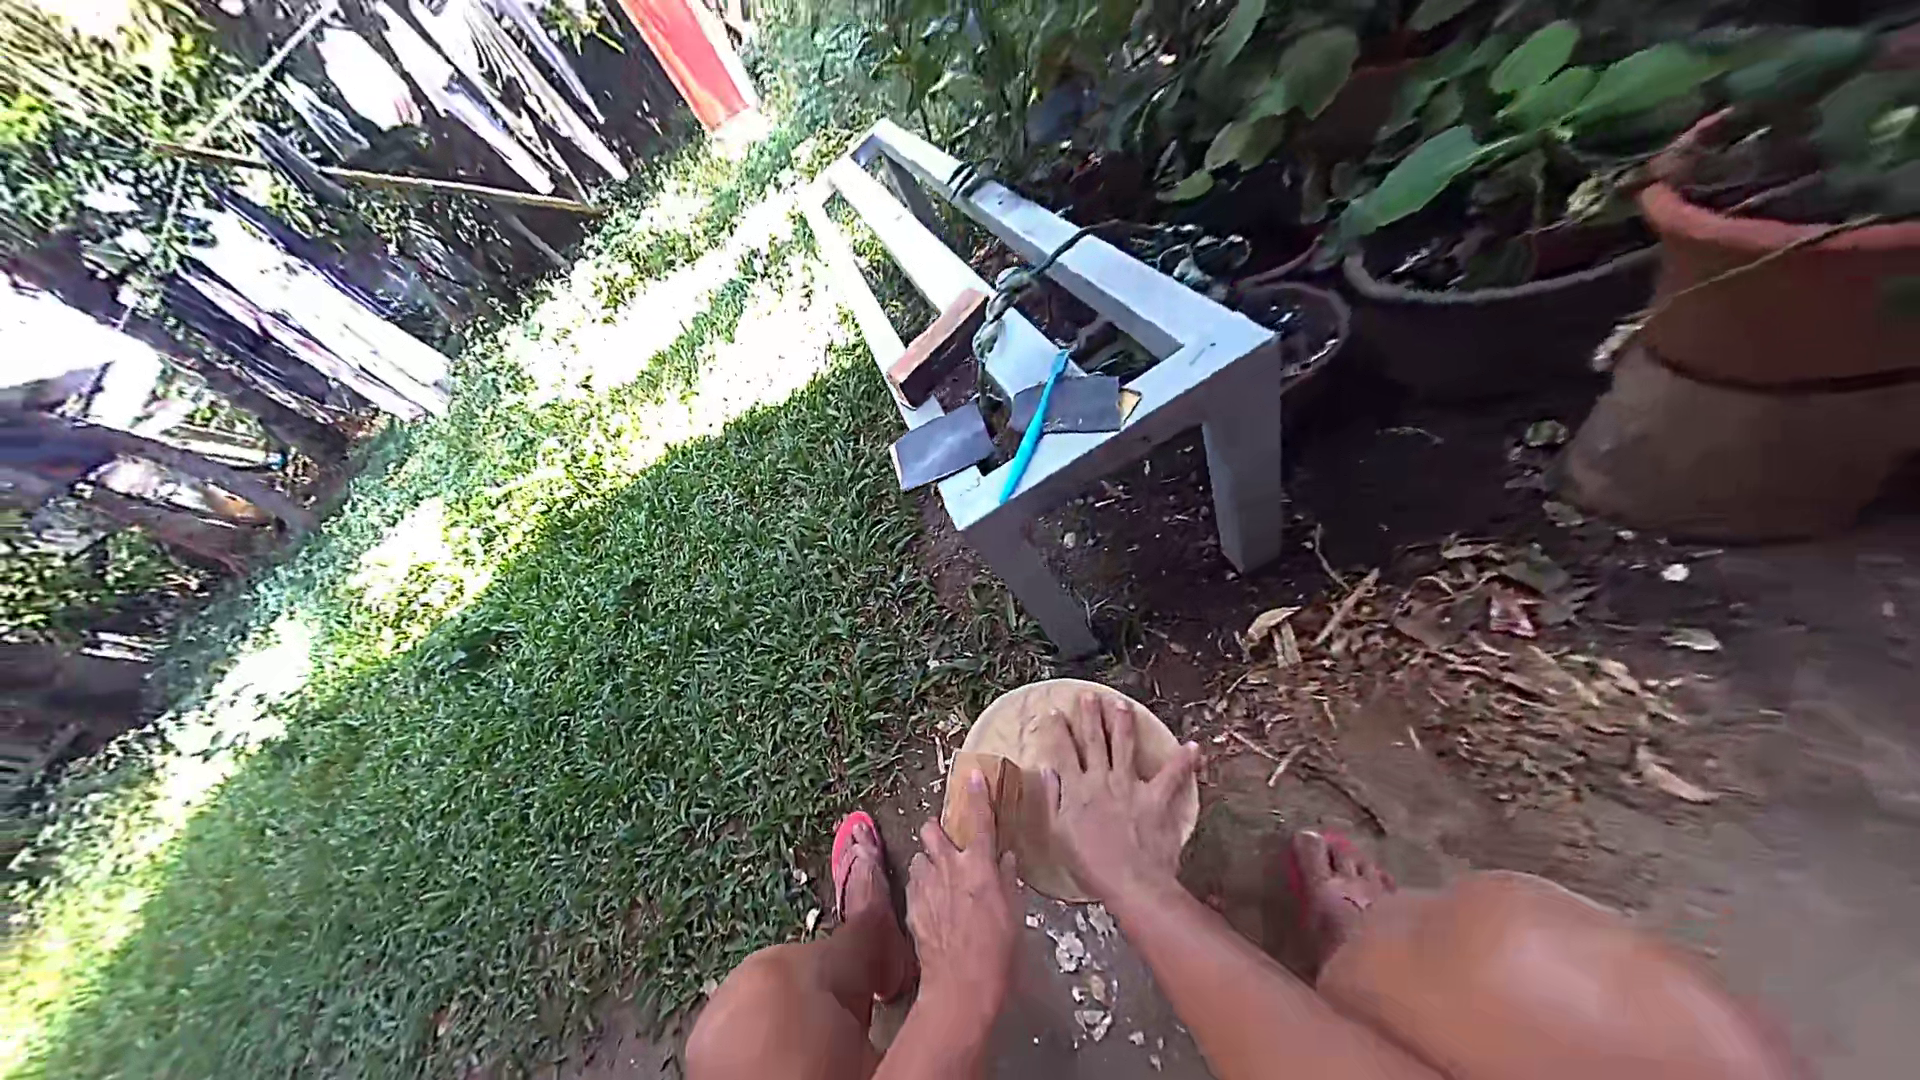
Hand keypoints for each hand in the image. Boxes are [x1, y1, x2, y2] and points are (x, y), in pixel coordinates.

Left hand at [906, 770, 1020, 1028]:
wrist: (959, 987)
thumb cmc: (997, 951)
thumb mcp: (1015, 913)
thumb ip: (1007, 879)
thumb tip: (1004, 858)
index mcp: (979, 864)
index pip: (980, 820)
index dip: (978, 795)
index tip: (973, 775)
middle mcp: (949, 865)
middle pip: (933, 829)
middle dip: (938, 831)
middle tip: (947, 843)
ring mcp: (926, 883)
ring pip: (920, 855)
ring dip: (928, 861)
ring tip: (939, 879)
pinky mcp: (911, 903)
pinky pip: (914, 882)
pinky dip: (922, 885)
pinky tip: (931, 902)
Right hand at [1041, 690, 1199, 902]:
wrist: (1130, 883)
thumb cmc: (1091, 865)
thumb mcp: (1059, 833)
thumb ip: (1053, 798)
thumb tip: (1048, 769)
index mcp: (1077, 789)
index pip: (1063, 751)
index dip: (1057, 729)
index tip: (1053, 711)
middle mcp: (1102, 780)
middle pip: (1094, 740)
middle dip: (1090, 715)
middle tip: (1089, 695)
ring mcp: (1130, 786)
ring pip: (1124, 746)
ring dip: (1122, 723)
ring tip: (1121, 704)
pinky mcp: (1155, 798)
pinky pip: (1172, 776)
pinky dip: (1183, 761)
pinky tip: (1192, 747)